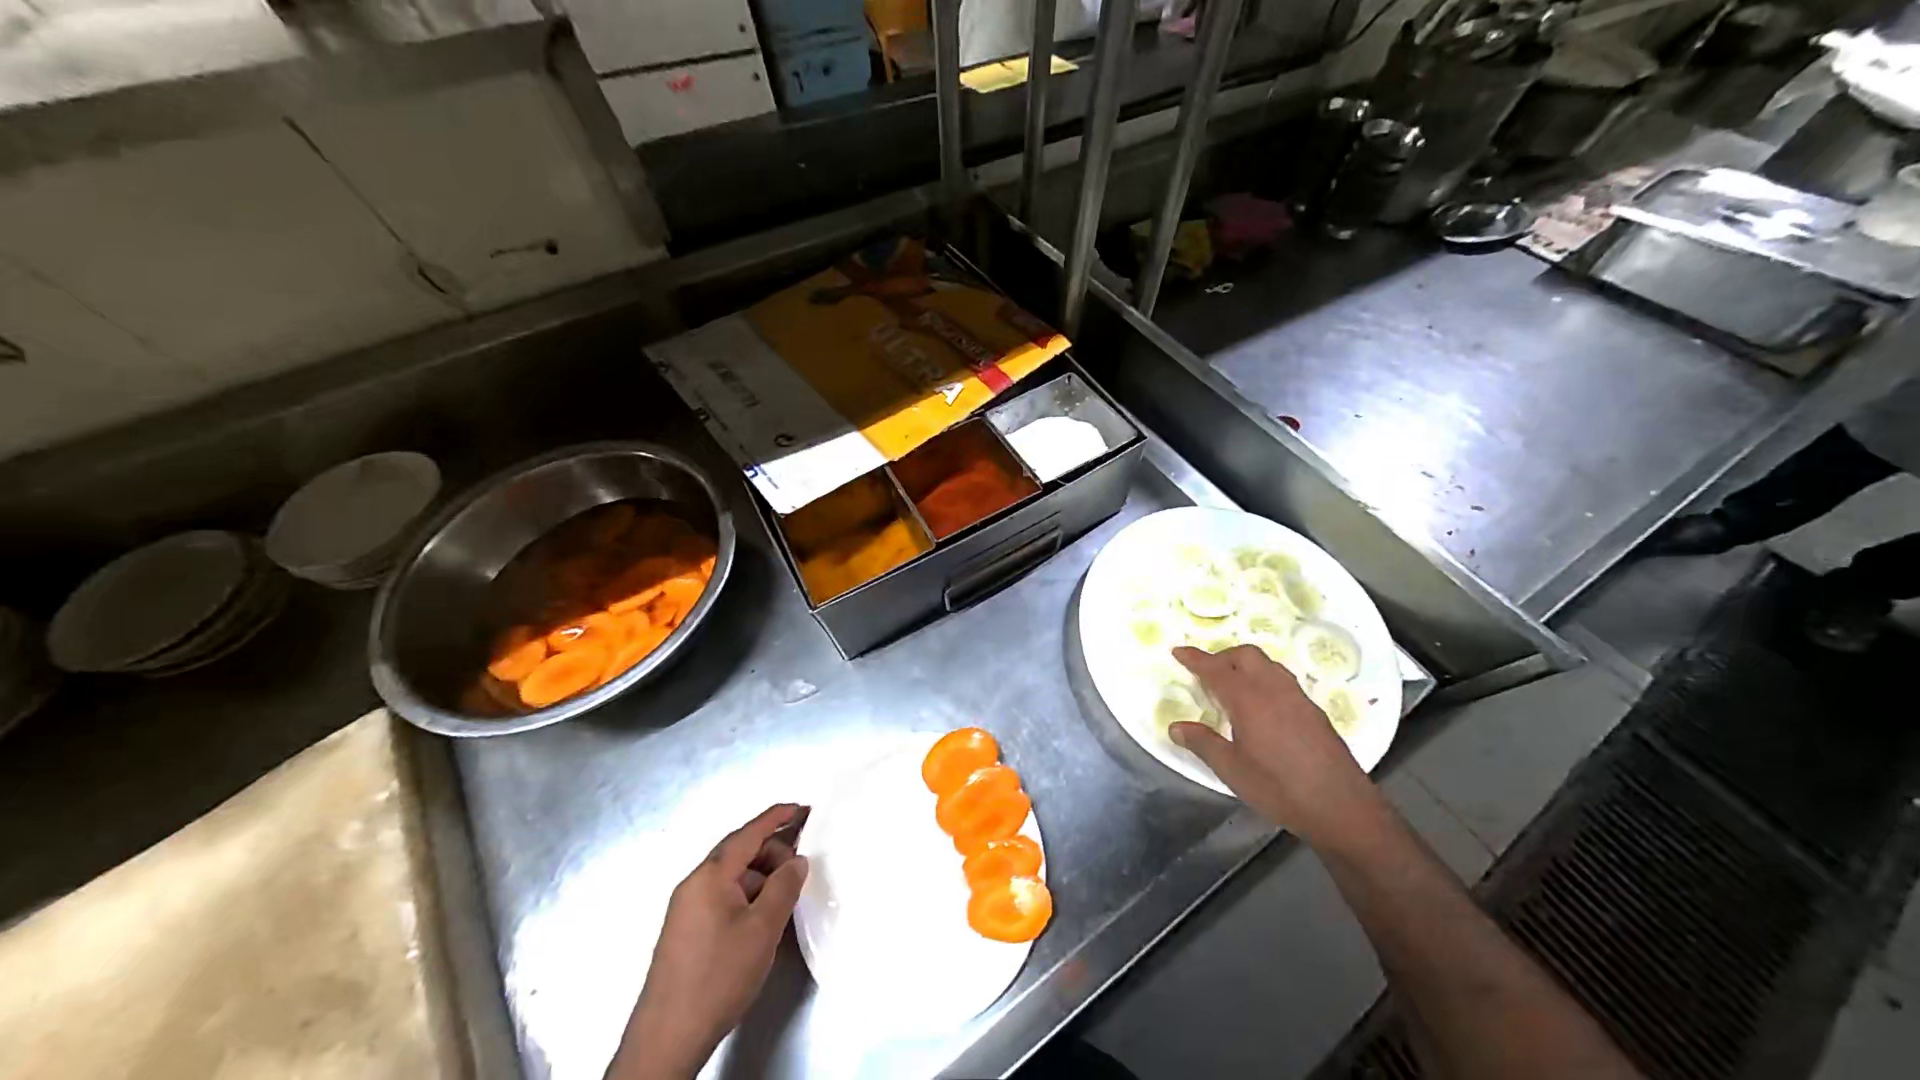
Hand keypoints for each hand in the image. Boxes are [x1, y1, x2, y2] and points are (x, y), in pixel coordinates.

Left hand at [607, 804, 809, 1079]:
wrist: (668, 1035)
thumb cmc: (719, 974)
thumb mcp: (763, 929)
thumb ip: (784, 887)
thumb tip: (796, 861)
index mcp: (709, 876)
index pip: (747, 834)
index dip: (775, 817)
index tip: (800, 807)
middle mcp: (694, 884)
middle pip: (738, 853)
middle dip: (772, 852)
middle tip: (801, 866)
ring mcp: (686, 909)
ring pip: (731, 878)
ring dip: (761, 877)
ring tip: (786, 896)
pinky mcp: (686, 932)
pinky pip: (723, 897)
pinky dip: (748, 896)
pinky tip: (763, 917)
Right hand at [1169, 645, 1381, 842]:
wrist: (1342, 807)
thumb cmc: (1279, 788)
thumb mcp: (1232, 770)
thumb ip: (1203, 743)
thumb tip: (1176, 728)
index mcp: (1249, 700)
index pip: (1216, 669)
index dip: (1195, 659)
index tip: (1178, 651)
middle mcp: (1274, 690)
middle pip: (1246, 655)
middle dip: (1222, 657)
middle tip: (1206, 673)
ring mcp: (1298, 698)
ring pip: (1268, 665)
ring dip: (1245, 665)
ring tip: (1232, 685)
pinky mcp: (1314, 712)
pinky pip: (1283, 680)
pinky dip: (1264, 679)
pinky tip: (1261, 704)